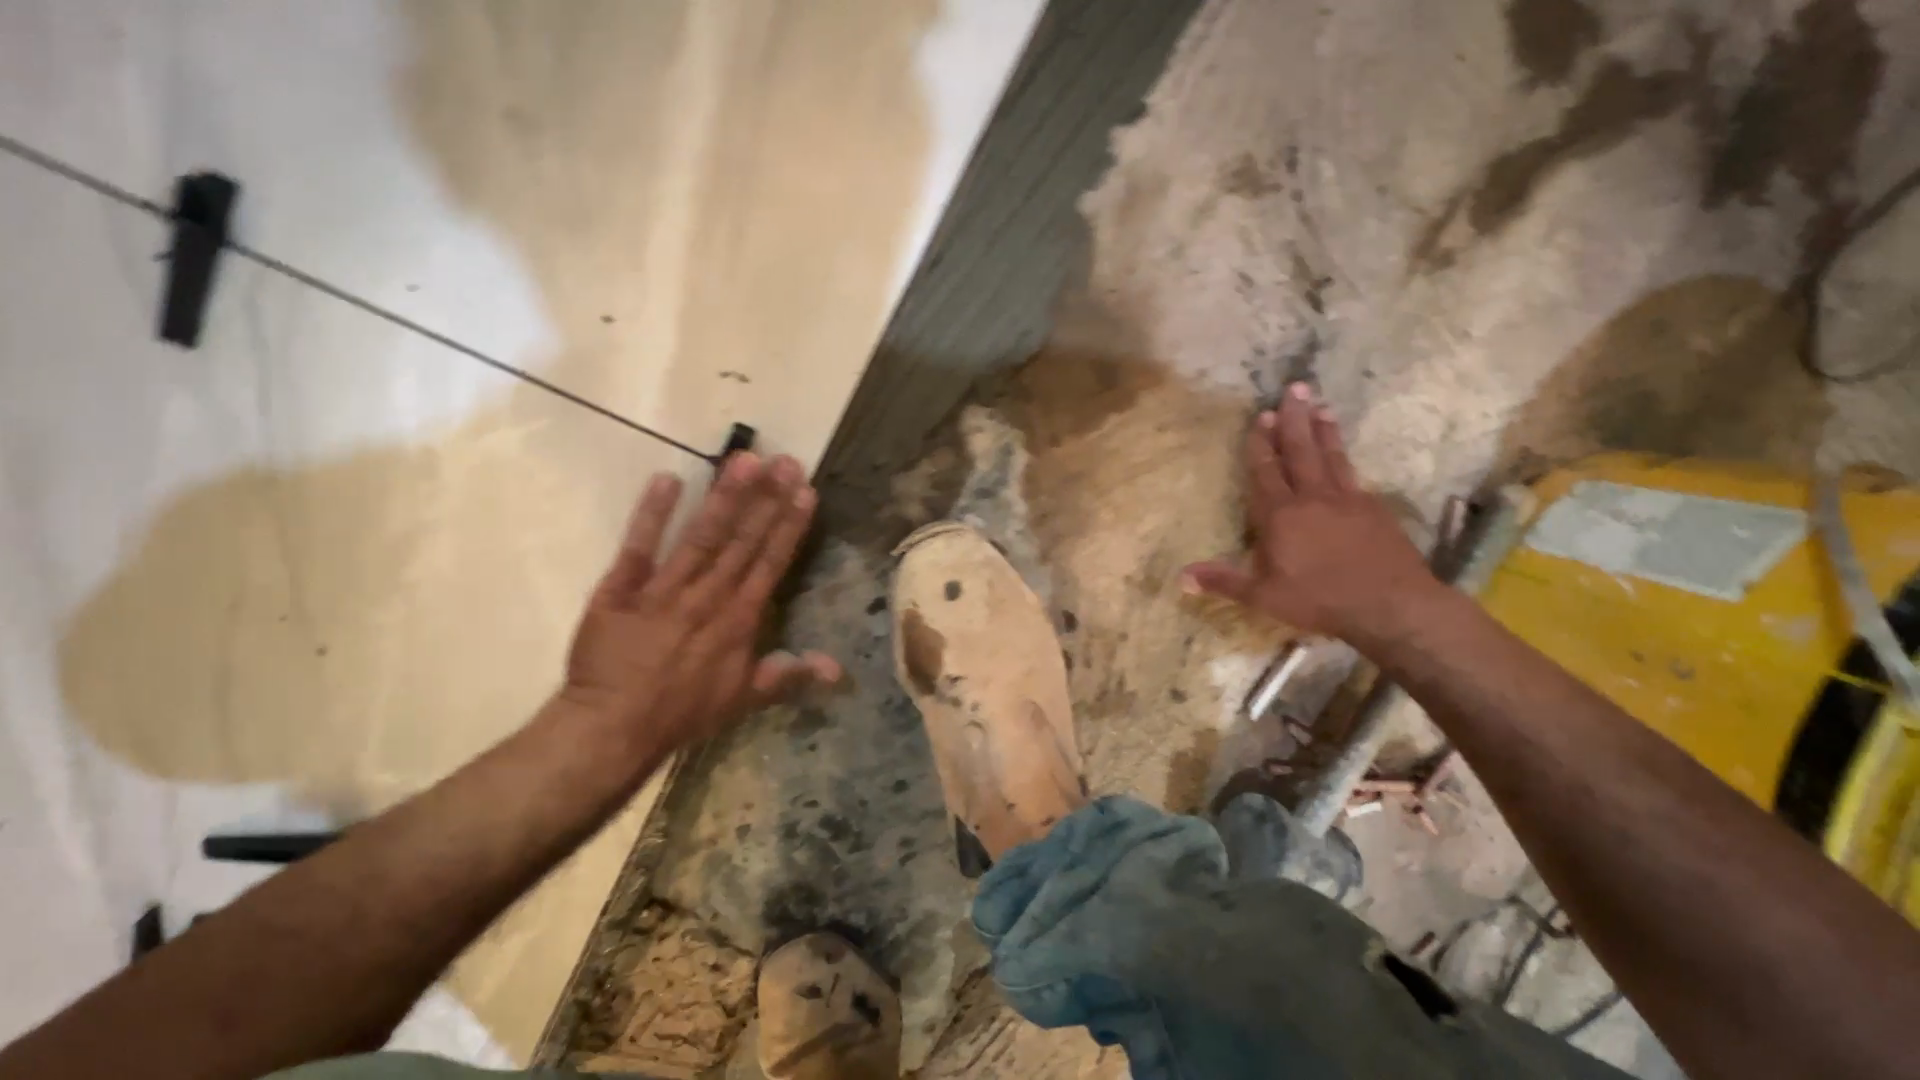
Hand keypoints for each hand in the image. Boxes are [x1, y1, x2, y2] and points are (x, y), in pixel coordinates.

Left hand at [560, 453, 842, 753]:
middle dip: (766, 499)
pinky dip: (652, 514)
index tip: (805, 491)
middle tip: (785, 459)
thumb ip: (789, 676)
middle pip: (741, 541)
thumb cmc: (682, 713)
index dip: (788, 526)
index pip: (770, 564)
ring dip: (724, 497)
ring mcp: (663, 589)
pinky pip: (638, 547)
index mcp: (738, 620)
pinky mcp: (621, 589)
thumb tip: (838, 667)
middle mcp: (707, 597)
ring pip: (701, 536)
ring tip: (744, 459)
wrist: (612, 728)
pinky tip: (668, 479)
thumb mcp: (743, 699)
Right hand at [1181, 383, 1440, 644]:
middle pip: (1300, 451)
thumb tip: (1181, 577)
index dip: (1261, 445)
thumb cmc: (1319, 600)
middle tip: (1295, 388)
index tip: (1261, 417)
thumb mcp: (1263, 596)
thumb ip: (1224, 581)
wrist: (1389, 604)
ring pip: (1331, 456)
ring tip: (1320, 405)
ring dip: (1323, 430)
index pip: (1265, 472)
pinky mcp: (1374, 509)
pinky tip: (1345, 453)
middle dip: (1294, 419)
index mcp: (1280, 516)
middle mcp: (1312, 498)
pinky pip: (1354, 475)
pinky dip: (1346, 457)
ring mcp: (1347, 500)